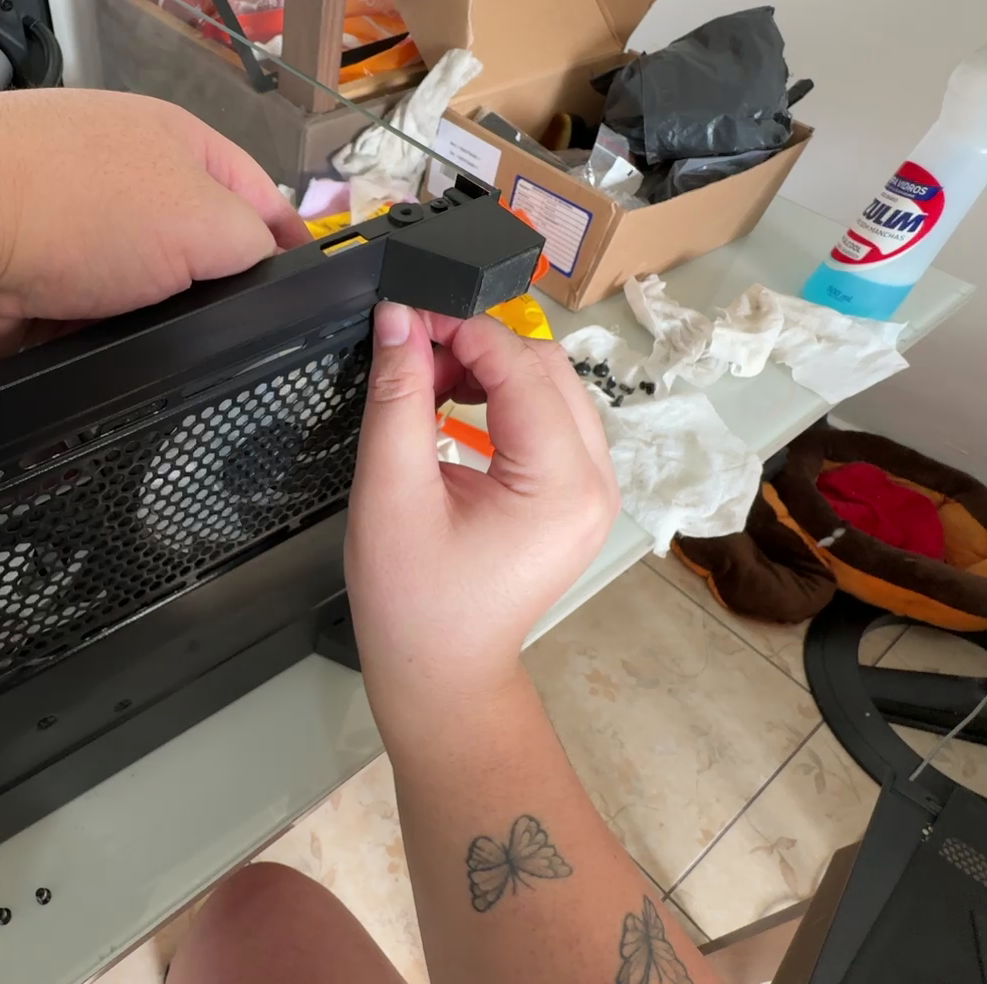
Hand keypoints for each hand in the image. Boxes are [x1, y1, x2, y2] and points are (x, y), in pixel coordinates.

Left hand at [0, 90, 309, 356]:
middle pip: (196, 250)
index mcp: (177, 146)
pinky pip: (97, 322)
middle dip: (211, 293)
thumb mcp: (204, 218)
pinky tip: (110, 353)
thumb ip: (254, 244)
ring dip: (151, 321)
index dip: (288, 246)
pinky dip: (105, 339)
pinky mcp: (42, 281)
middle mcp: (128, 181)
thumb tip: (264, 263)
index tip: (304, 294)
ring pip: (144, 294)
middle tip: (232, 337)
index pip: (258, 197)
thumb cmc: (81, 204)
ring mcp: (80, 231)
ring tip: (163, 349)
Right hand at [344, 304, 618, 709]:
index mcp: (561, 484)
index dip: (460, 327)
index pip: (520, 366)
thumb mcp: (390, 492)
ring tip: (425, 388)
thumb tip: (397, 318)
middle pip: (546, 368)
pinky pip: (545, 421)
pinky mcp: (573, 497)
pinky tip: (452, 411)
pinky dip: (497, 401)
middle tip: (409, 360)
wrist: (439, 671)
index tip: (402, 315)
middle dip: (475, 347)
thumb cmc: (410, 597)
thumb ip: (397, 398)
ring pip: (549, 388)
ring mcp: (592, 490)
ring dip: (486, 371)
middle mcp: (596, 480)